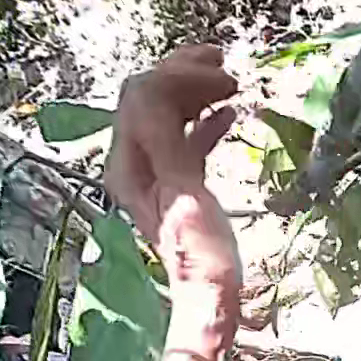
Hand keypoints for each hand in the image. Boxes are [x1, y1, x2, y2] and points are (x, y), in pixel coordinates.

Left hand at [103, 46, 241, 360]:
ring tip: (230, 78)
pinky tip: (230, 114)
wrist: (212, 297)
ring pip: (168, 114)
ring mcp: (157, 172)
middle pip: (150, 98)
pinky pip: (187, 139)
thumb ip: (167, 143)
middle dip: (185, 74)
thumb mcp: (186, 199)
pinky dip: (206, 120)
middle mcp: (135, 162)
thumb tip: (155, 87)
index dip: (181, 76)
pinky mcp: (180, 183)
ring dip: (196, 90)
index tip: (228, 78)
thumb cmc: (203, 257)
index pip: (143, 96)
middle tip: (228, 64)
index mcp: (130, 163)